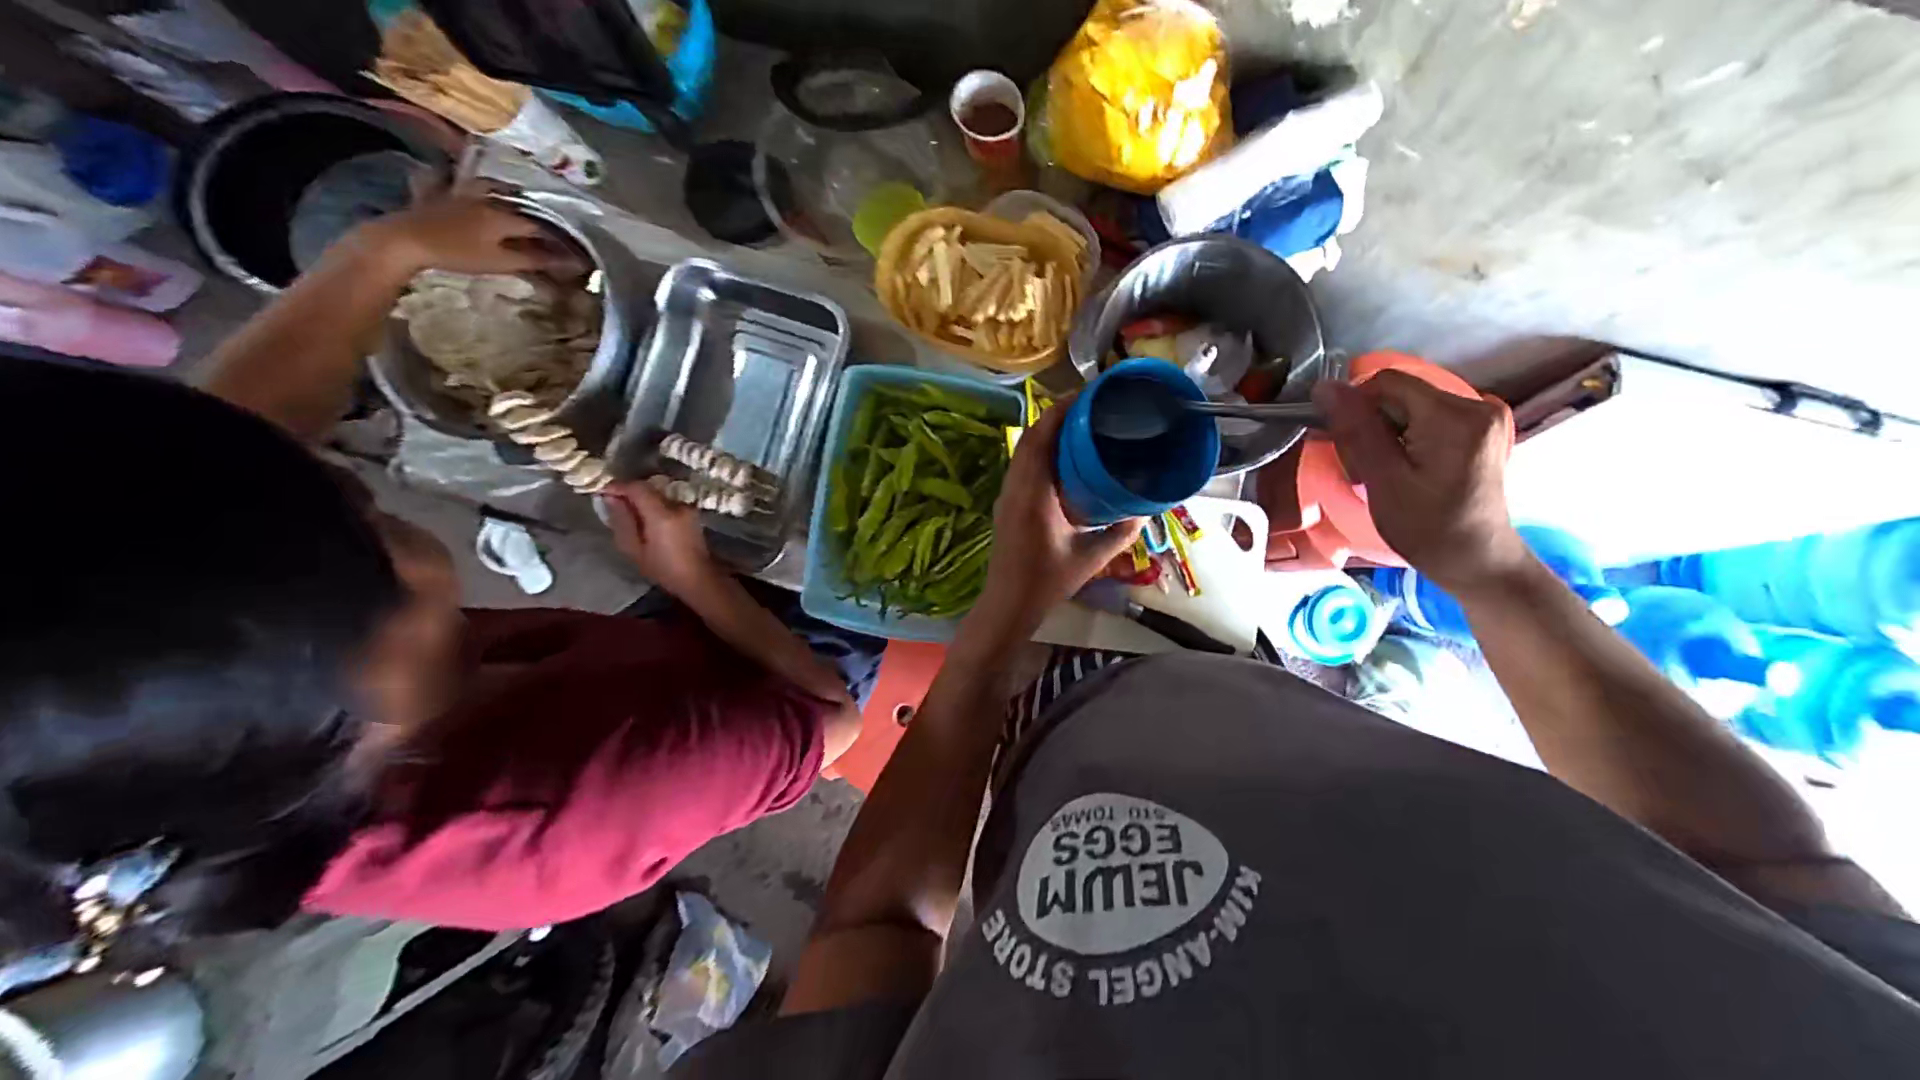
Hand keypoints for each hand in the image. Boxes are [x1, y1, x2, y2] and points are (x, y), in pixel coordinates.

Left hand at [360, 180, 580, 277]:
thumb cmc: (457, 253)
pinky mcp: (436, 193)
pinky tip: (457, 177)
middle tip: (551, 223)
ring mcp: (460, 192)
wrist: (405, 240)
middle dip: (537, 211)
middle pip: (518, 202)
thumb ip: (536, 259)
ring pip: (488, 185)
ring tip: (515, 197)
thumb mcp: (501, 261)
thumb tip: (571, 261)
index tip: (574, 250)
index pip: (540, 225)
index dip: (559, 238)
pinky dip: (457, 176)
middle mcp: (485, 197)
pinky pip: (449, 177)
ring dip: (505, 191)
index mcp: (503, 214)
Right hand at [599, 480, 718, 596]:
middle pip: (649, 488)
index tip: (603, 491)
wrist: (698, 577)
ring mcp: (687, 507)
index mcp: (662, 515)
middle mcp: (677, 505)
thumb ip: (622, 521)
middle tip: (613, 503)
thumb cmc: (663, 569)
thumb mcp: (634, 549)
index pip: (638, 488)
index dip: (619, 486)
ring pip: (658, 494)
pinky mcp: (692, 512)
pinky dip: (654, 505)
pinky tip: (647, 519)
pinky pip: (667, 502)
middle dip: (629, 492)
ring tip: (628, 513)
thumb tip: (610, 498)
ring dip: (642, 499)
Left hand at [969, 399, 1143, 637]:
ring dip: (1050, 434)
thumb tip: (1146, 510)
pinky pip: (1024, 466)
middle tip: (1093, 408)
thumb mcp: (1089, 557)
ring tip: (1083, 426)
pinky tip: (1066, 459)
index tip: (1089, 395)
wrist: (1008, 603)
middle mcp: (1015, 486)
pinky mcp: (1008, 503)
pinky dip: (1043, 452)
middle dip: (1059, 416)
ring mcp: (1007, 494)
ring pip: (1025, 451)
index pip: (1042, 436)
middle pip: (1032, 437)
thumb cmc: (1046, 581)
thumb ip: (1120, 533)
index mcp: (1032, 492)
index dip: (1062, 410)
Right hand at [1312, 372, 1529, 594]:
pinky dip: (1403, 440)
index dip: (1354, 407)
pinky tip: (1402, 470)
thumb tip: (1325, 387)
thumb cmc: (1427, 527)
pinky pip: (1424, 420)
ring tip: (1383, 473)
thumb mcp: (1383, 479)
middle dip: (1370, 426)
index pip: (1385, 383)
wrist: (1475, 559)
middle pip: (1398, 395)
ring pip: (1407, 408)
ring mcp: (1480, 417)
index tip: (1345, 445)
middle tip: (1365, 470)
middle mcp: (1475, 405)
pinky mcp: (1477, 430)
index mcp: (1454, 416)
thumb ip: (1356, 429)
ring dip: (1384, 436)